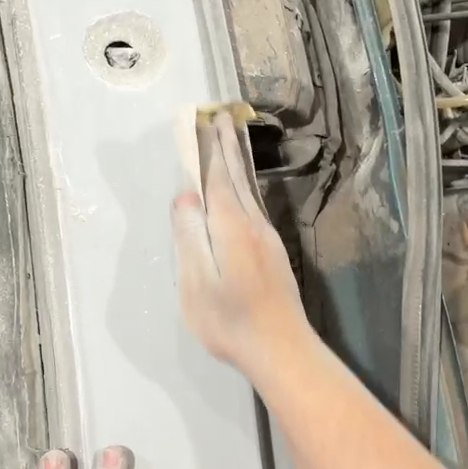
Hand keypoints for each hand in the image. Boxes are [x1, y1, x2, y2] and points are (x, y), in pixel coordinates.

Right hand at [172, 111, 314, 377]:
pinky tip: (243, 196)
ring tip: (230, 147)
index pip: (219, 178)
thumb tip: (186, 196)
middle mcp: (254, 226)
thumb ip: (190, 236)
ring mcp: (268, 240)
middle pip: (238, 179)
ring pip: (250, 193)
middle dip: (228, 149)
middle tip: (223, 119)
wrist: (281, 349)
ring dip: (238, 167)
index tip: (208, 121)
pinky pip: (255, 209)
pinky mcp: (274, 255)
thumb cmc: (230, 320)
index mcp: (231, 227)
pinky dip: (245, 190)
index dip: (211, 150)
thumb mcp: (197, 282)